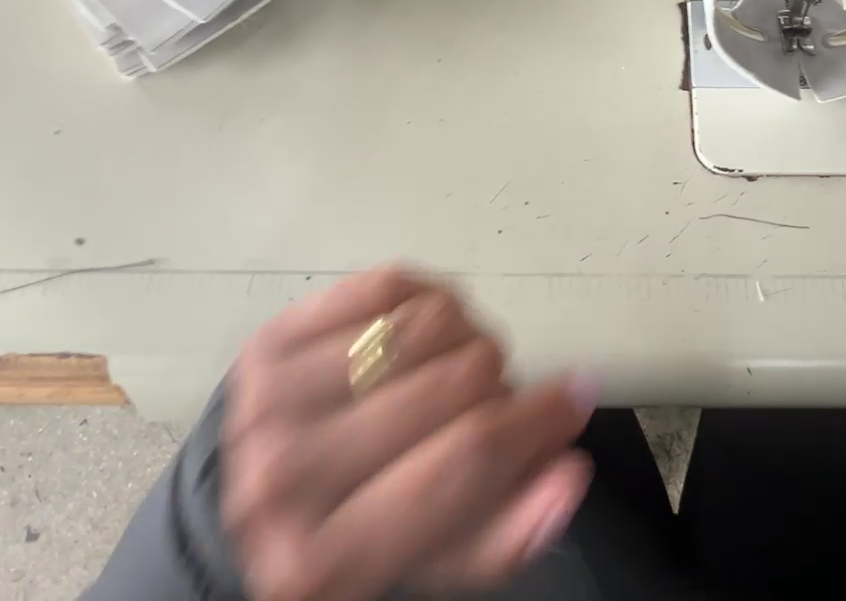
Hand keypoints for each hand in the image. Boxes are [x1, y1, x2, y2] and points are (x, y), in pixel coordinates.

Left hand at [222, 268, 596, 600]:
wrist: (268, 492)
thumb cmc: (365, 526)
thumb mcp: (438, 556)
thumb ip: (510, 529)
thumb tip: (569, 475)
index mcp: (325, 560)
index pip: (466, 460)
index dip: (539, 421)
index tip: (577, 398)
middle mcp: (284, 478)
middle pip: (457, 382)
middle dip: (501, 383)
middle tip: (495, 397)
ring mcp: (269, 399)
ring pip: (430, 322)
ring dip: (467, 338)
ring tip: (455, 367)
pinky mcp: (270, 338)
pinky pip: (391, 284)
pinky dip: (429, 298)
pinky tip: (425, 333)